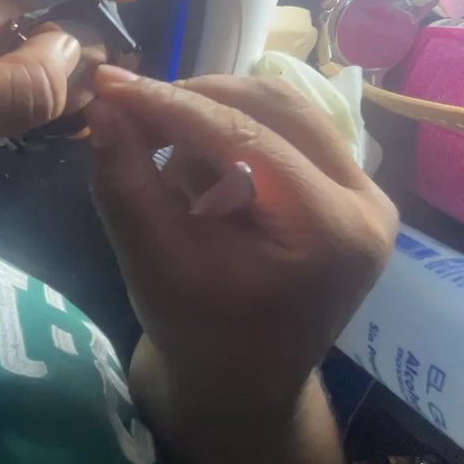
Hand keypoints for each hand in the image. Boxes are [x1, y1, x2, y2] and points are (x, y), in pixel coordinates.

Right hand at [84, 69, 397, 426]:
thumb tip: (101, 104)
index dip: (167, 103)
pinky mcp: (338, 186)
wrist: (240, 380)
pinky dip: (221, 130)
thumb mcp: (150, 261)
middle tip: (125, 114)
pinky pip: (277, 126)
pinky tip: (193, 174)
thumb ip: (123, 181)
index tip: (105, 83)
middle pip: (271, 104)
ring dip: (205, 114)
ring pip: (274, 107)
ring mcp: (359, 191)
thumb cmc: (197, 333)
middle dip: (189, 101)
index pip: (243, 134)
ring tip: (159, 155)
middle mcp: (363, 200)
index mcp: (330, 230)